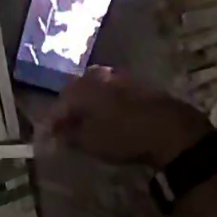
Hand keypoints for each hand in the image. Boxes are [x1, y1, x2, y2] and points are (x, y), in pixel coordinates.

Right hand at [45, 66, 212, 167]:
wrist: (169, 129)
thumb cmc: (123, 136)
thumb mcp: (91, 142)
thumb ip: (69, 136)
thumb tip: (56, 134)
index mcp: (82, 86)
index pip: (59, 103)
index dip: (51, 121)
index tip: (47, 137)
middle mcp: (98, 75)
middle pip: (76, 92)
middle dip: (69, 110)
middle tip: (65, 130)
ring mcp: (120, 77)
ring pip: (95, 90)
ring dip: (88, 106)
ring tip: (86, 125)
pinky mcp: (138, 85)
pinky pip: (111, 94)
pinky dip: (104, 106)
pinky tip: (108, 119)